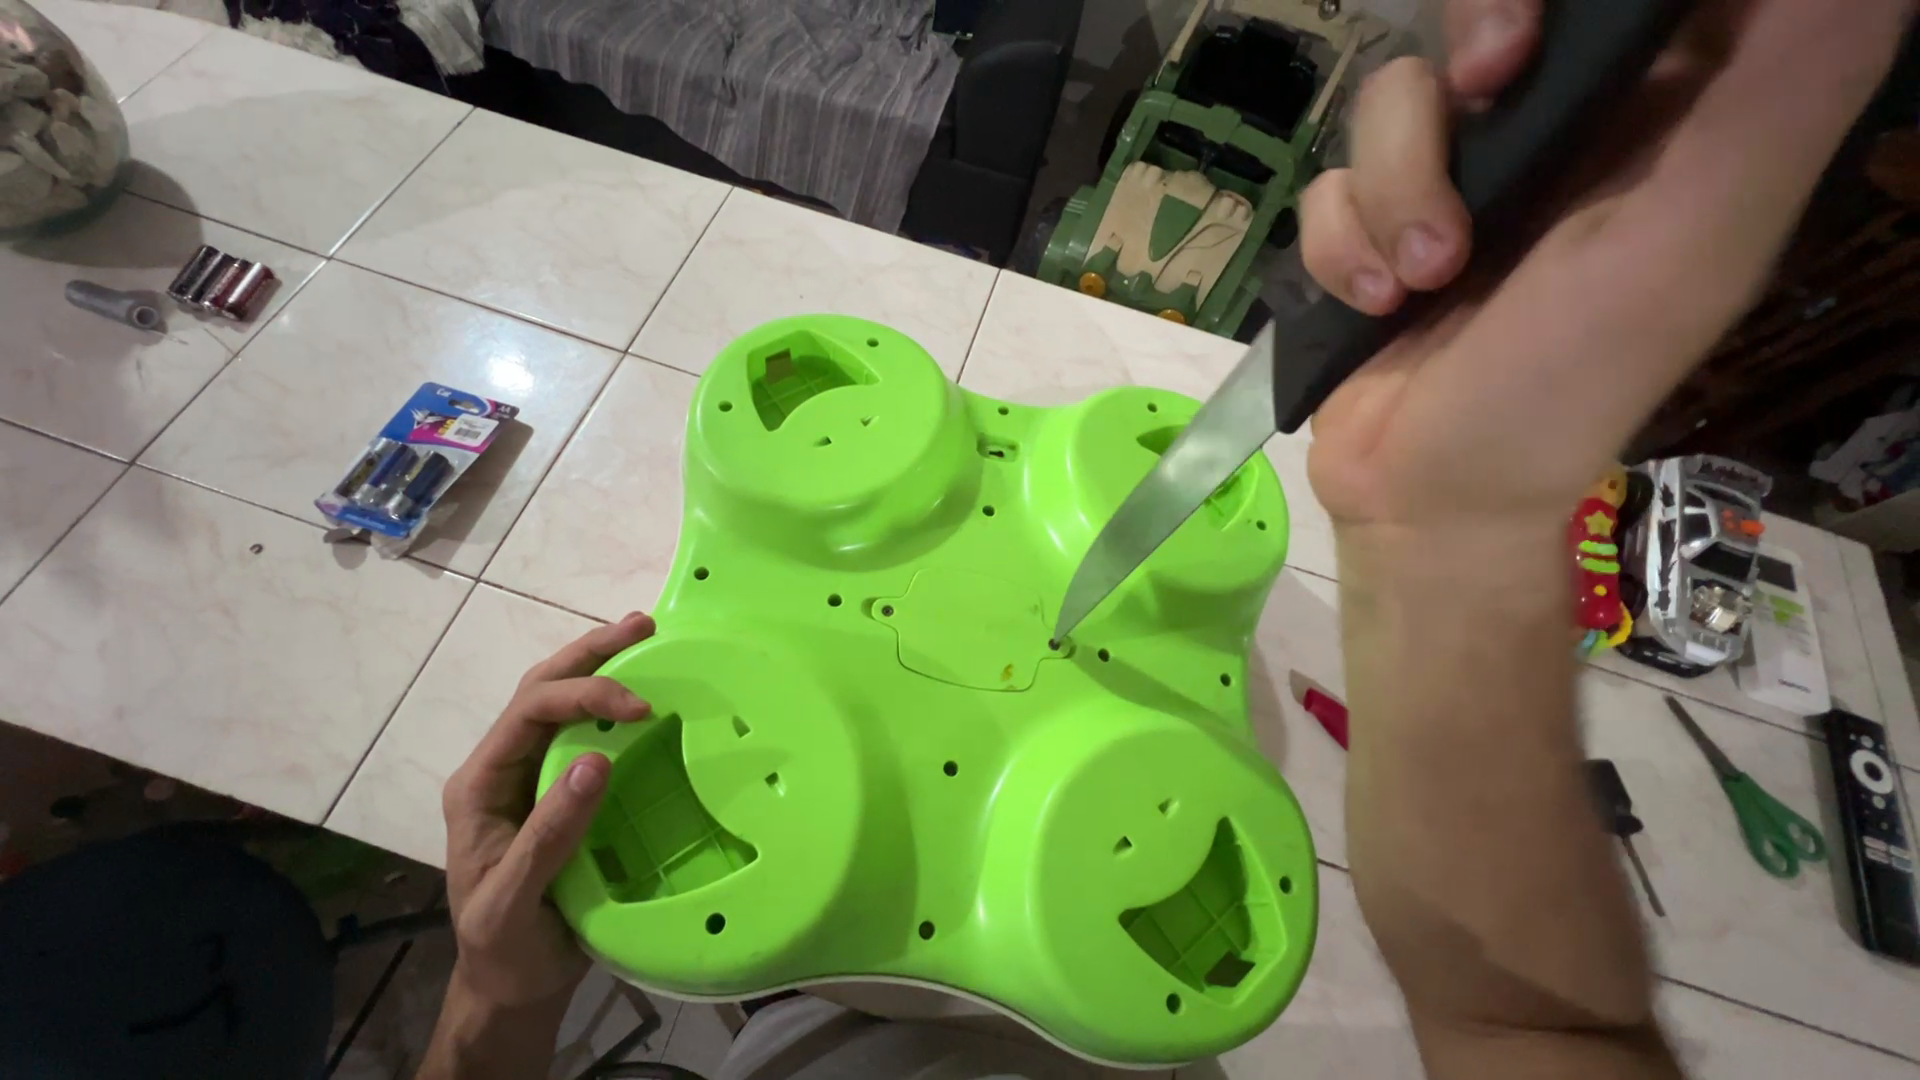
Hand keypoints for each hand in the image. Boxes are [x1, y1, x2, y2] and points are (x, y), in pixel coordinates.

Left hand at [440, 612, 655, 1009]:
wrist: (514, 979)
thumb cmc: (507, 945)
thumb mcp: (514, 899)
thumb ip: (548, 835)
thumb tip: (596, 760)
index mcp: (483, 783)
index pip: (530, 713)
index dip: (585, 696)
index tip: (643, 708)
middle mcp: (506, 766)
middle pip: (540, 688)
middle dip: (589, 653)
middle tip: (642, 625)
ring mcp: (535, 773)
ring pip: (560, 699)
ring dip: (600, 662)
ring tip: (644, 633)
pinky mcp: (564, 786)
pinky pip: (586, 728)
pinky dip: (614, 696)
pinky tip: (643, 684)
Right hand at [1300, 0, 1909, 533]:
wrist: (1430, 497)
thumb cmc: (1566, 387)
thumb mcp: (1696, 243)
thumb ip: (1784, 86)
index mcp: (1654, 122)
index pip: (1620, 1)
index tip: (1543, 35)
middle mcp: (1547, 141)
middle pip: (1480, 20)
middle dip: (1481, 56)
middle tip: (1484, 88)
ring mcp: (1444, 192)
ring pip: (1390, 106)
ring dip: (1393, 193)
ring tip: (1412, 285)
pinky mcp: (1366, 239)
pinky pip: (1329, 193)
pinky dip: (1340, 249)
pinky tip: (1368, 306)